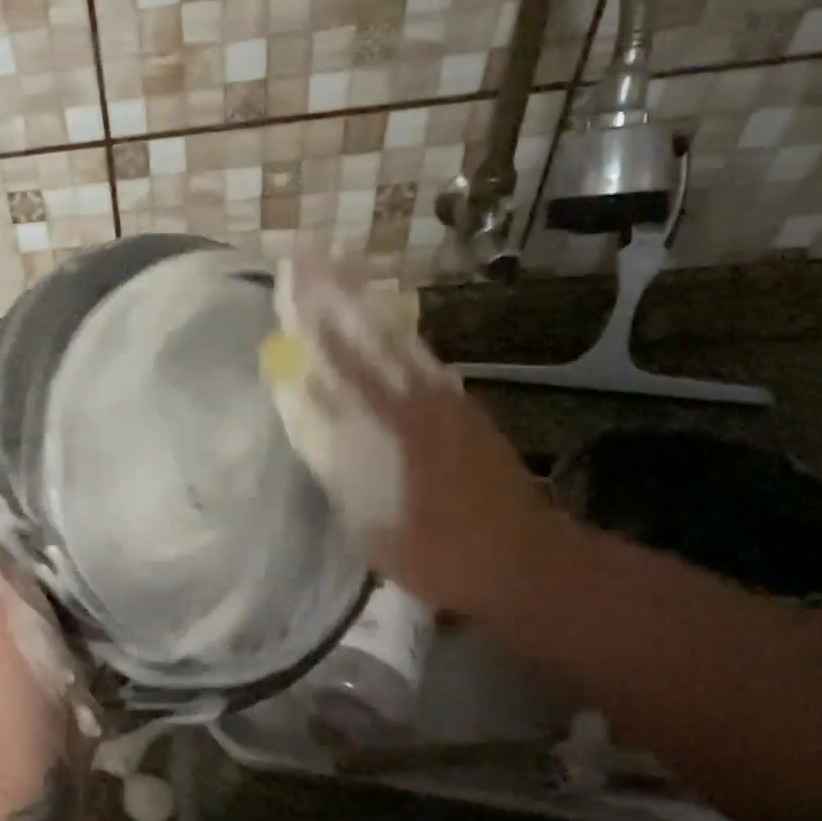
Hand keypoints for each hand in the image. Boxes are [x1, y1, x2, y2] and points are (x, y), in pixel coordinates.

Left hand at [0, 470, 67, 789]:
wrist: (26, 733)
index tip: (8, 515)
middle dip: (7, 549)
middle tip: (38, 542)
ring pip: (6, 587)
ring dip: (30, 577)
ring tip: (55, 569)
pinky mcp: (10, 663)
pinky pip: (27, 616)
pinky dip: (43, 607)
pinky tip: (63, 604)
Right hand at [282, 264, 563, 615]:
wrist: (528, 564)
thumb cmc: (442, 554)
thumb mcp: (375, 522)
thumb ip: (339, 461)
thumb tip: (306, 409)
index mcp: (399, 425)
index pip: (348, 361)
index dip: (318, 320)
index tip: (293, 280)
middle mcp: (425, 400)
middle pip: (376, 335)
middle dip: (341, 294)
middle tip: (313, 256)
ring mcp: (450, 403)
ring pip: (403, 342)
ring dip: (369, 307)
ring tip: (342, 276)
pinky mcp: (466, 414)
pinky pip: (423, 362)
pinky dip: (399, 338)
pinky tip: (390, 329)